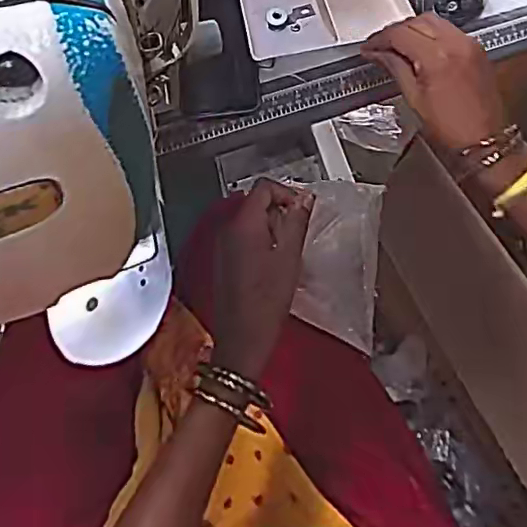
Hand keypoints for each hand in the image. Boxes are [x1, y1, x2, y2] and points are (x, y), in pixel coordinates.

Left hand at [211, 179, 313, 377]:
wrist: (242, 340)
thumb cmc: (266, 301)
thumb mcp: (290, 257)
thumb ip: (297, 221)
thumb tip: (304, 199)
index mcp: (243, 224)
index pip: (264, 187)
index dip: (286, 192)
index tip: (302, 208)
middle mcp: (228, 229)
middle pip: (256, 201)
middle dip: (280, 210)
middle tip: (297, 232)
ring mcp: (223, 244)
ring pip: (251, 219)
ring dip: (272, 226)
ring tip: (287, 251)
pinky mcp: (224, 258)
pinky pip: (244, 235)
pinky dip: (261, 239)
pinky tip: (273, 262)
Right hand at [361, 13, 509, 153]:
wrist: (485, 142)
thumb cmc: (454, 129)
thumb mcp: (414, 98)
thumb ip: (395, 67)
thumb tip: (379, 54)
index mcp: (437, 57)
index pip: (400, 34)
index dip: (380, 39)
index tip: (371, 47)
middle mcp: (456, 45)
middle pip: (417, 21)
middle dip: (395, 31)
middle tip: (381, 46)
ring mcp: (469, 45)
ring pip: (434, 21)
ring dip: (414, 28)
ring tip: (400, 45)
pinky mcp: (477, 49)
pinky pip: (449, 29)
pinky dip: (432, 32)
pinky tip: (422, 47)